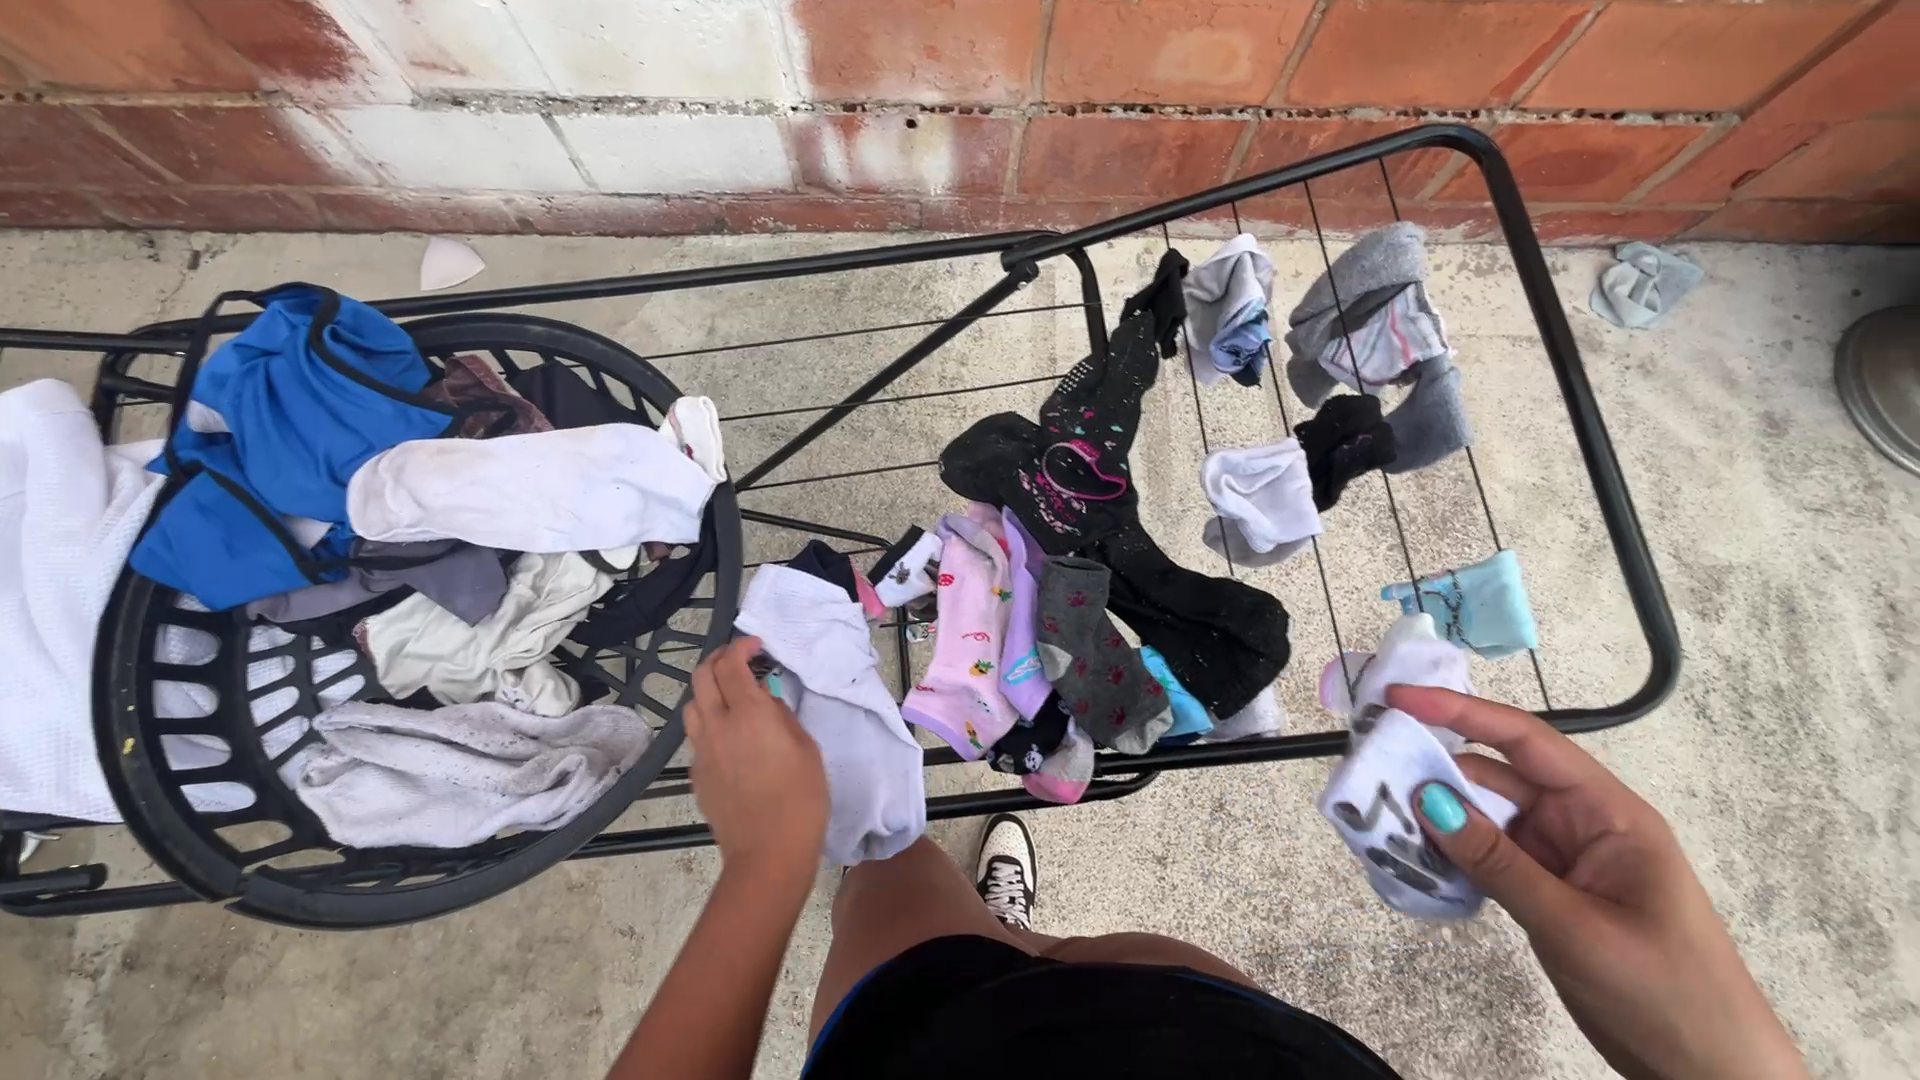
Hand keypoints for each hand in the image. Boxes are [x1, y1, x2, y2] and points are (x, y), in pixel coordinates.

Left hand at [684, 637, 827, 884]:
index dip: (741, 647)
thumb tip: (766, 702)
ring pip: (691, 704)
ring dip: (708, 689)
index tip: (756, 645)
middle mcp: (717, 725)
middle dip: (719, 660)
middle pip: (702, 676)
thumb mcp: (806, 748)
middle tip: (740, 660)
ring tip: (730, 695)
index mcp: (749, 714)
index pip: (732, 665)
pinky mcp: (696, 773)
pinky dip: (709, 721)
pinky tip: (729, 735)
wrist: (767, 852)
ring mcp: (701, 750)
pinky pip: (696, 735)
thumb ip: (782, 717)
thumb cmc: (801, 798)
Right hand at [1390, 686, 1807, 1079]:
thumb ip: (1497, 861)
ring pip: (1483, 817)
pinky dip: (1448, 850)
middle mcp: (1579, 823)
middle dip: (1434, 766)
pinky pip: (1484, 854)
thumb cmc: (1667, 994)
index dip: (1461, 712)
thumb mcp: (1575, 925)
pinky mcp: (1542, 890)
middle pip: (1495, 776)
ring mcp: (1558, 858)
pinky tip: (1412, 853)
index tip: (1399, 700)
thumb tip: (1424, 798)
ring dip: (1435, 814)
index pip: (1526, 742)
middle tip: (1371, 762)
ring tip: (1378, 811)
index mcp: (1607, 813)